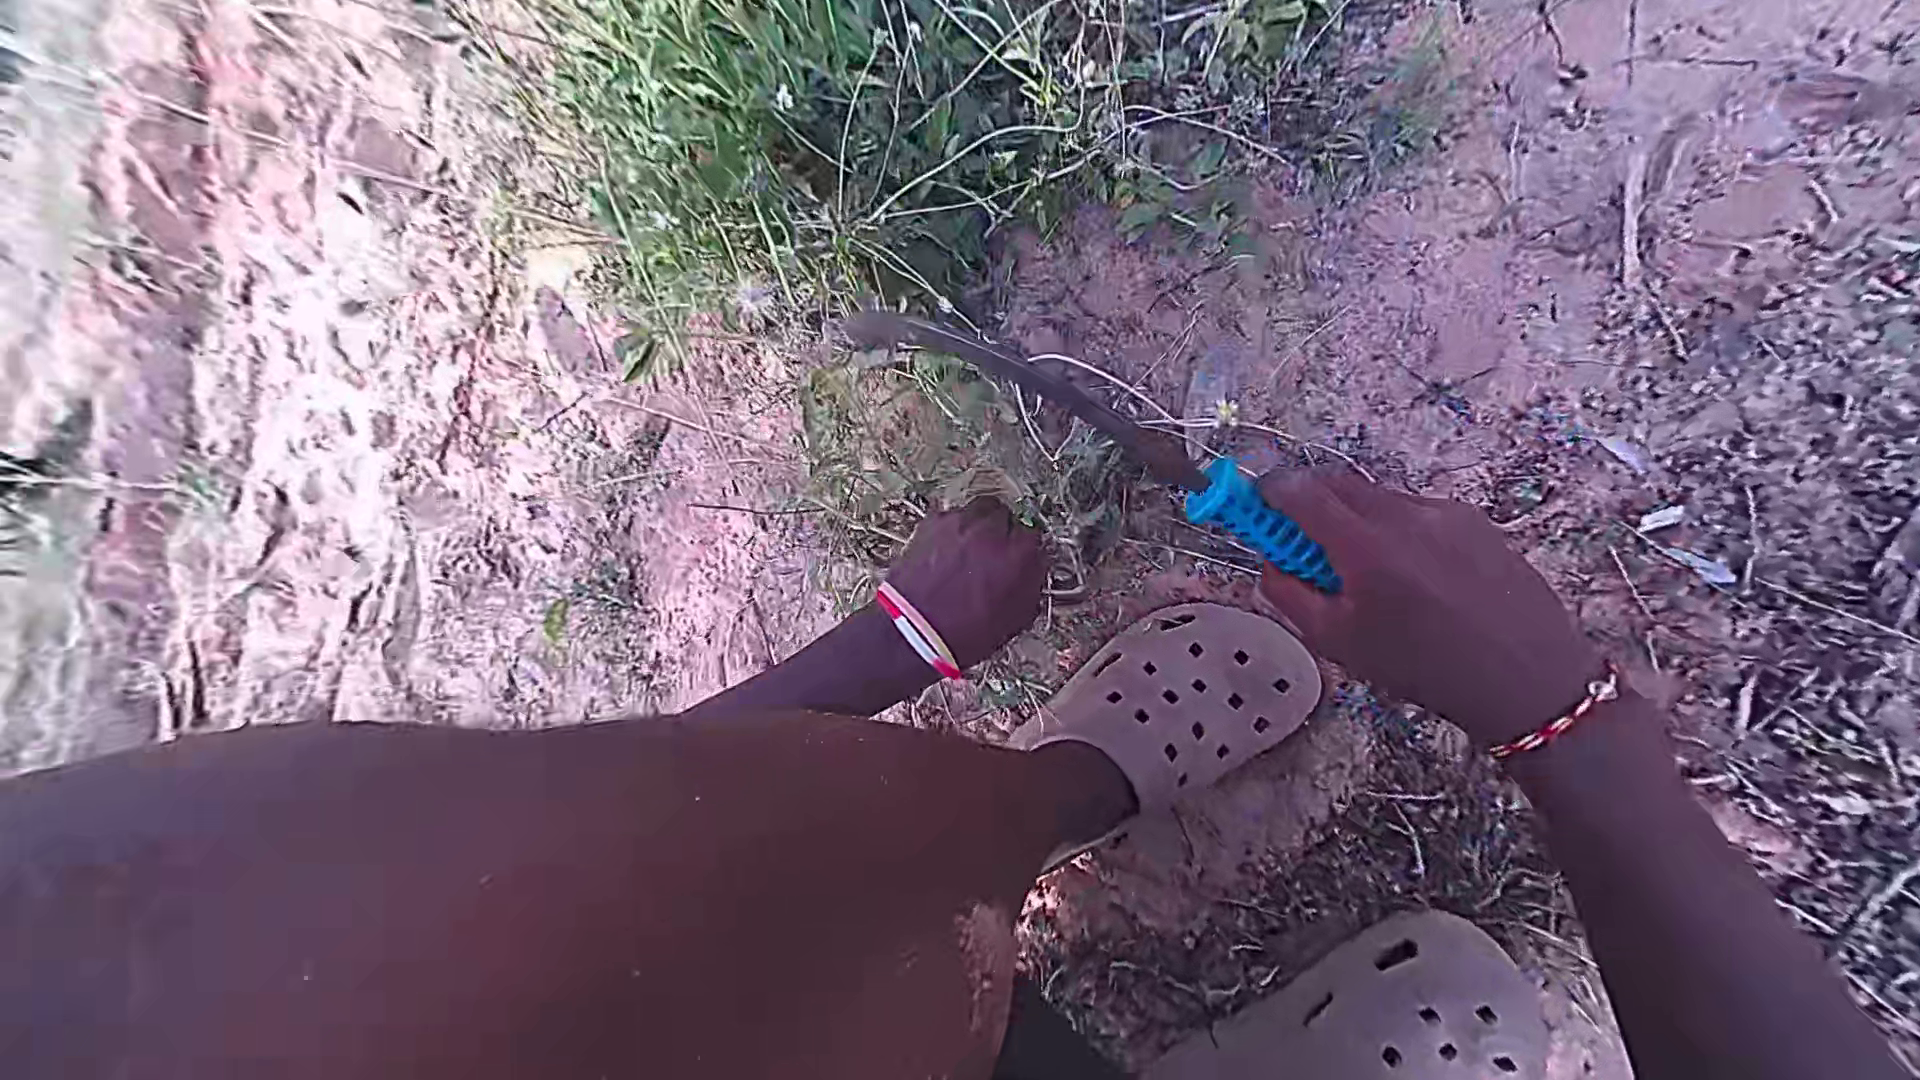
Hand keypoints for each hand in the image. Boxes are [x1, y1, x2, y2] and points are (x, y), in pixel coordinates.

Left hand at [885, 497, 1044, 668]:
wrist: (914, 633)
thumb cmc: (964, 633)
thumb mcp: (1015, 618)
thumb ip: (1031, 584)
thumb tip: (1033, 569)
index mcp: (1019, 555)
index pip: (1034, 535)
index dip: (1025, 548)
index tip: (1018, 557)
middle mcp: (992, 531)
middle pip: (1006, 516)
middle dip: (1002, 531)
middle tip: (993, 551)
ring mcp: (961, 523)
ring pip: (978, 509)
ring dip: (978, 525)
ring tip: (970, 548)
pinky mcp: (932, 523)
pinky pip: (950, 517)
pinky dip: (951, 529)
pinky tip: (946, 550)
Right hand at [1255, 467, 1604, 746]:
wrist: (1529, 680)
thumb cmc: (1420, 666)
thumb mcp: (1334, 639)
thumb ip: (1286, 592)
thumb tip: (1268, 559)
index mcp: (1367, 548)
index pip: (1300, 492)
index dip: (1268, 491)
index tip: (1255, 502)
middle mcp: (1406, 517)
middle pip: (1334, 482)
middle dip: (1304, 498)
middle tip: (1297, 533)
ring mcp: (1445, 513)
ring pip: (1373, 495)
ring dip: (1348, 514)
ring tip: (1360, 562)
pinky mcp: (1473, 518)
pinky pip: (1411, 508)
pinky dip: (1389, 524)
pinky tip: (1406, 566)